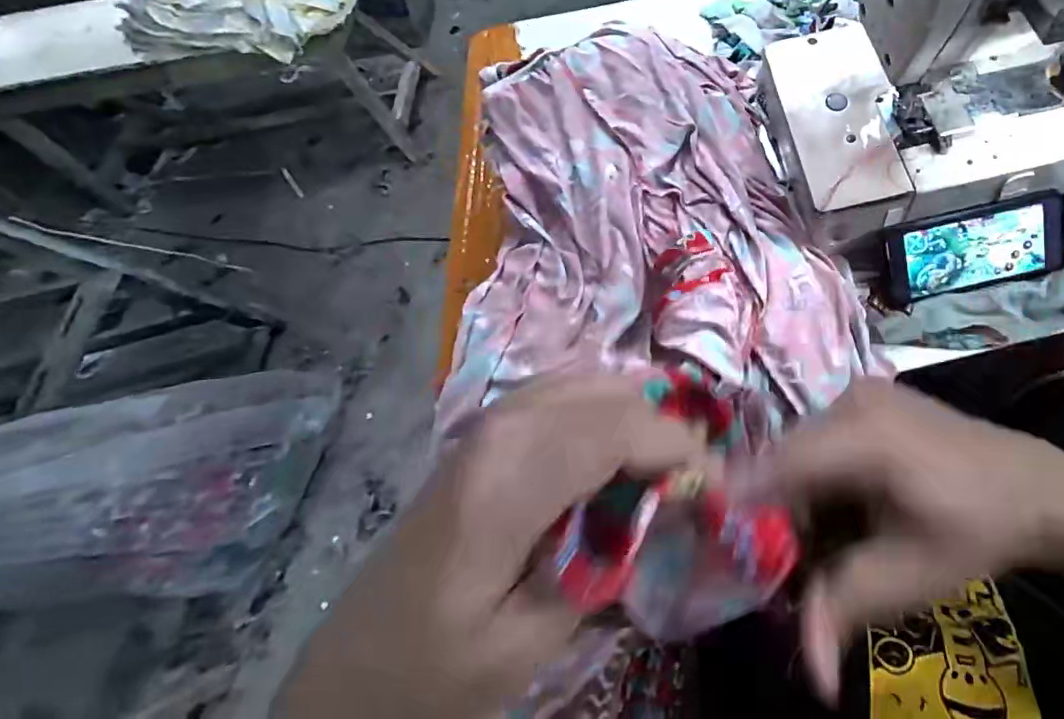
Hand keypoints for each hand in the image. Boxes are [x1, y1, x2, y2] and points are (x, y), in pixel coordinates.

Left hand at [274, 375, 708, 718]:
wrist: (344, 680)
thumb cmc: (431, 675)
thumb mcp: (527, 643)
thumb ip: (605, 564)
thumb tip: (670, 504)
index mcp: (508, 479)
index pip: (622, 428)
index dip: (682, 449)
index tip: (718, 489)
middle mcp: (503, 427)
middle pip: (616, 396)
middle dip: (670, 432)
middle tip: (696, 486)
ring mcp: (493, 420)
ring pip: (597, 383)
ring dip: (642, 418)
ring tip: (666, 470)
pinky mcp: (491, 428)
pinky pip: (571, 392)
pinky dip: (611, 411)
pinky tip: (620, 451)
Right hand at [741, 380, 1063, 700]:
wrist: (1031, 484)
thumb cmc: (972, 529)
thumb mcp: (909, 577)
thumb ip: (845, 610)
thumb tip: (808, 676)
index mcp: (863, 435)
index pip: (778, 465)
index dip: (736, 497)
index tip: (703, 530)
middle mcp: (852, 400)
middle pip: (788, 461)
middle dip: (783, 514)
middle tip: (798, 565)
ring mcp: (862, 391)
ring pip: (804, 450)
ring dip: (806, 497)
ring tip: (837, 540)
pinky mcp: (871, 395)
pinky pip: (825, 438)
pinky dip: (825, 476)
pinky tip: (855, 505)